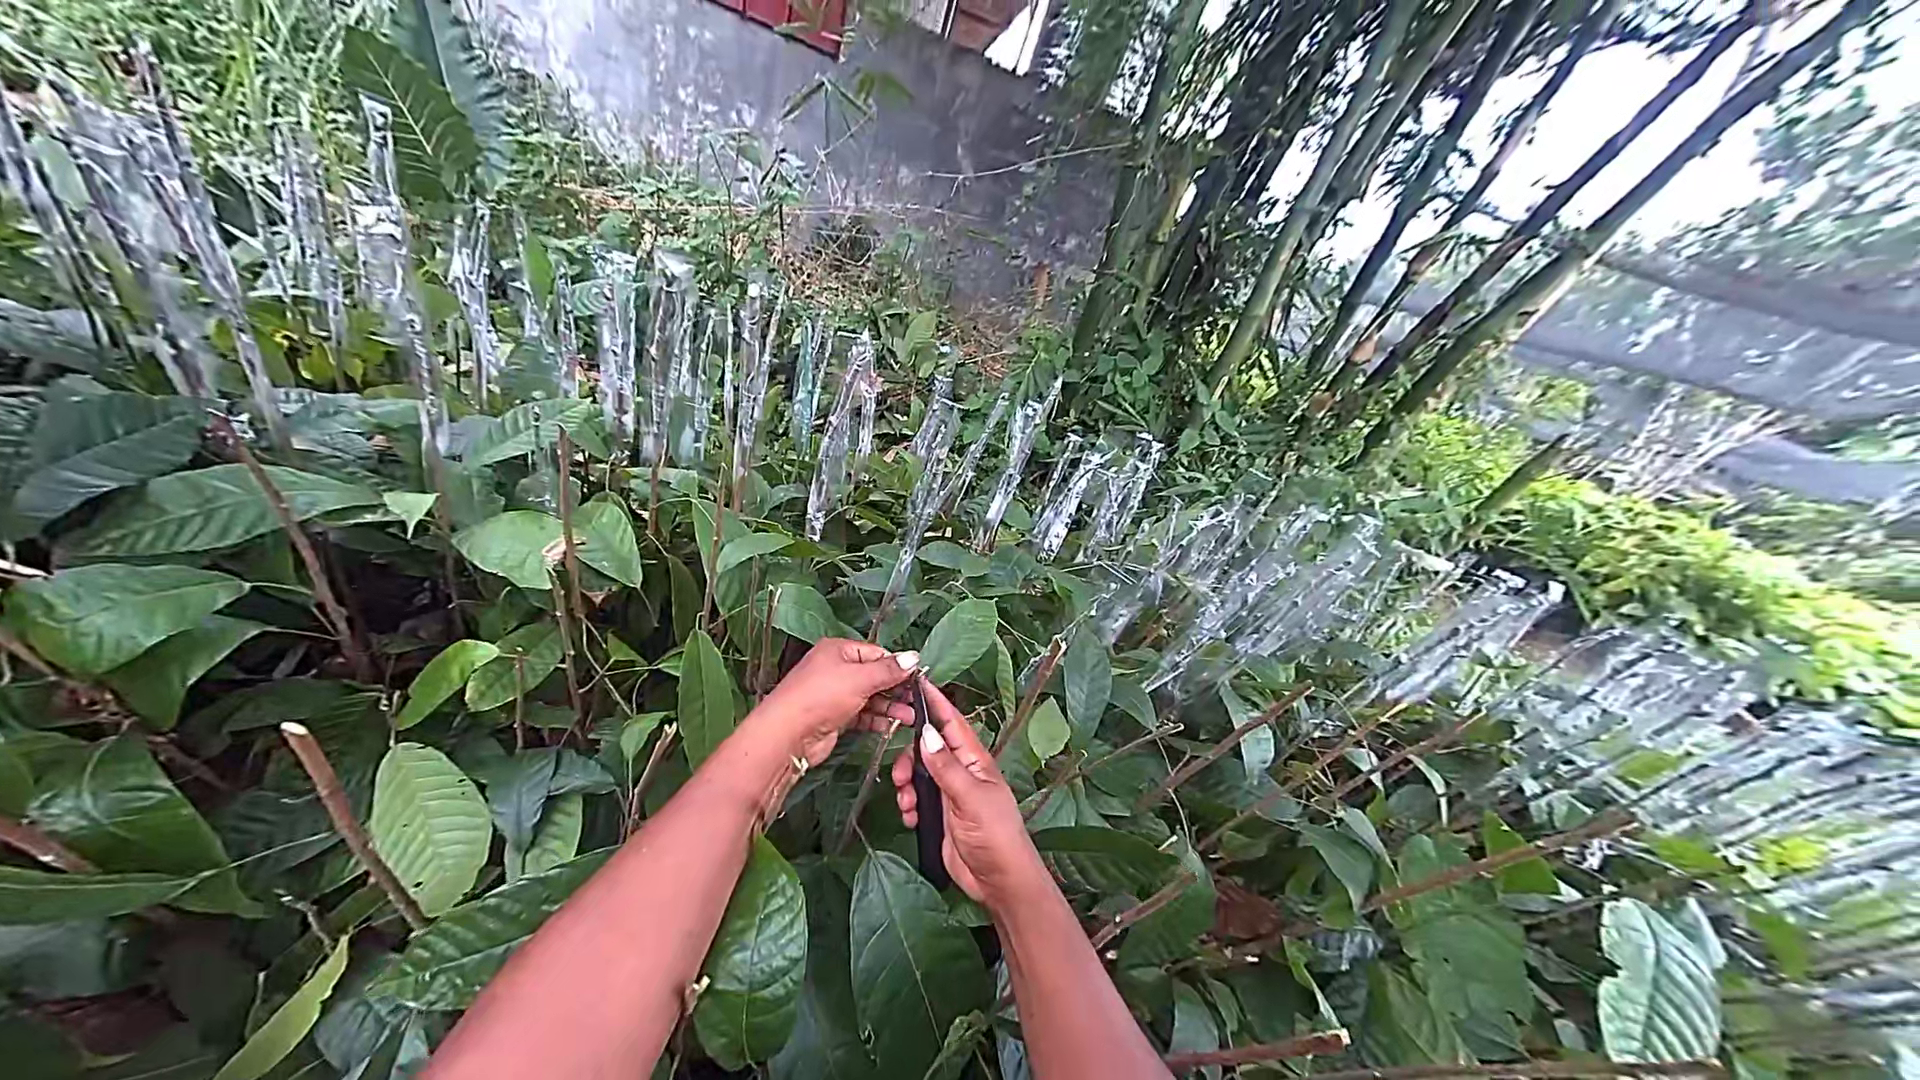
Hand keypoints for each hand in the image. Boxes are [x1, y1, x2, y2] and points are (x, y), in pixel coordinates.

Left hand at [749, 639, 916, 767]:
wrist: (787, 735)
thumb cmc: (820, 697)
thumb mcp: (860, 678)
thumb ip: (889, 670)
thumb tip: (914, 657)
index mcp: (839, 650)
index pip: (877, 653)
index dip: (898, 666)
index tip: (919, 679)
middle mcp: (836, 669)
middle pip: (875, 676)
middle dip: (896, 689)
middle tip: (917, 700)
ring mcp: (835, 694)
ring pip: (870, 697)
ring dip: (890, 706)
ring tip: (910, 717)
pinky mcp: (835, 716)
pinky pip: (862, 714)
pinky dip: (877, 719)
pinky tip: (891, 725)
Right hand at [892, 678, 1048, 910]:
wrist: (998, 880)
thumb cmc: (994, 834)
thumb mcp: (969, 798)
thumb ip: (945, 766)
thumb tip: (925, 733)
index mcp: (974, 759)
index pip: (951, 722)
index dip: (935, 701)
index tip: (916, 682)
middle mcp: (961, 770)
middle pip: (927, 748)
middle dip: (908, 757)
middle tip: (900, 777)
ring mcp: (950, 791)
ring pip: (918, 773)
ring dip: (906, 785)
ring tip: (907, 803)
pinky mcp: (940, 813)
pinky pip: (917, 798)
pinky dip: (909, 804)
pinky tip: (911, 818)